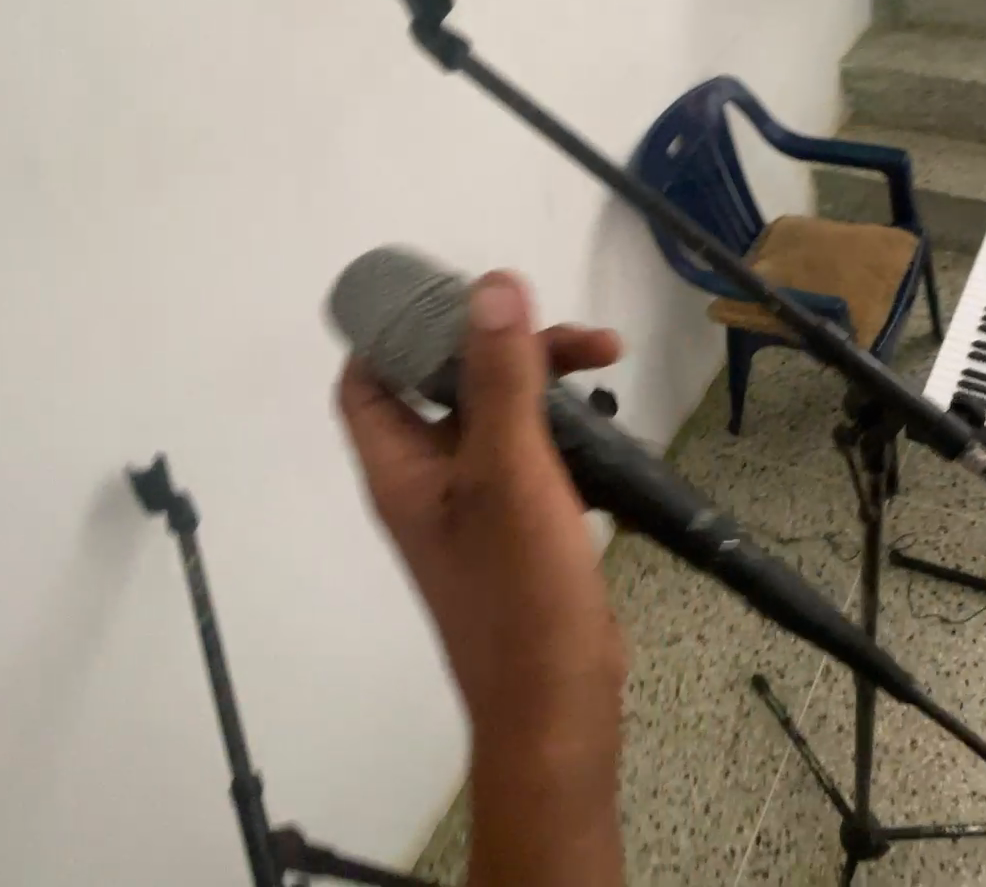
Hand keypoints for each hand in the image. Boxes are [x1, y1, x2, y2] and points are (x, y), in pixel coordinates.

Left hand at [336, 270, 625, 717]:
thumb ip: (501, 380)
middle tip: (587, 340)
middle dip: (513, 350)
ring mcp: (483, 505)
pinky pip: (538, 457)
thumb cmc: (521, 589)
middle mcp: (434, 480)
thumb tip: (492, 285)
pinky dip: (570, 435)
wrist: (559, 698)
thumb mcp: (509, 472)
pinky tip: (615, 438)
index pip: (370, 378)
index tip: (463, 299)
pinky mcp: (525, 525)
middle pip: (454, 387)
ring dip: (549, 387)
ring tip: (611, 366)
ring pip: (504, 419)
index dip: (400, 330)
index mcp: (403, 466)